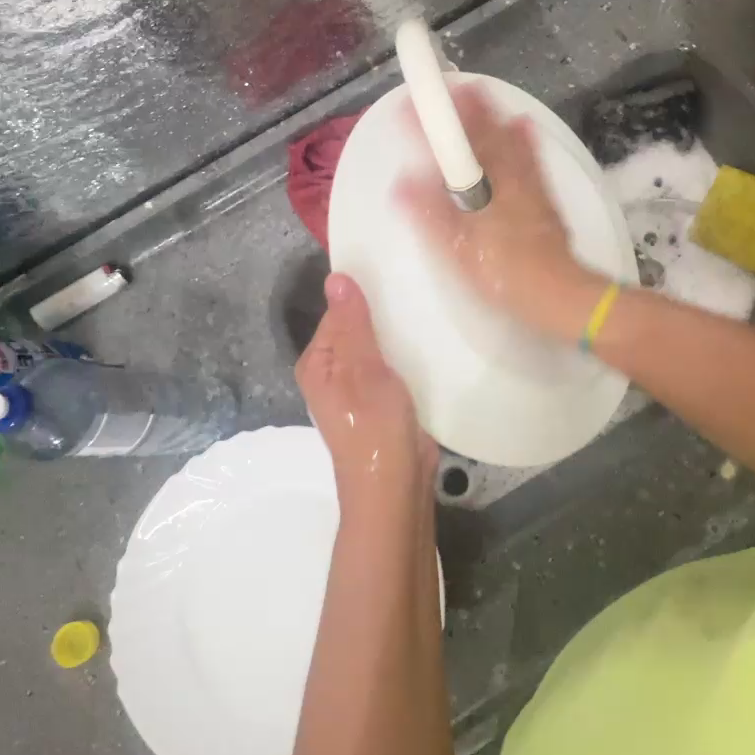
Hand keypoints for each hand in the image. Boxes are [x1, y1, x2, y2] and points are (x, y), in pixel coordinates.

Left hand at [297, 274, 436, 491]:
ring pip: (383, 347)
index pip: (339, 314)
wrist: (396, 484)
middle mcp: (335, 374)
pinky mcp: (388, 401)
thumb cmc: (373, 425)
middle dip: (387, 311)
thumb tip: (336, 278)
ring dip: (403, 333)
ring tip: (433, 305)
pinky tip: (435, 340)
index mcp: (319, 364)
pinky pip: (398, 366)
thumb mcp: (362, 369)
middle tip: (421, 283)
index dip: (365, 294)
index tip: (397, 271)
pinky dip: (412, 354)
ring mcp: (362, 389)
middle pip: (361, 329)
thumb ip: (352, 324)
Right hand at [394, 85, 607, 341]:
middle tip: (448, 87)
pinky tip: (525, 126)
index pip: (456, 142)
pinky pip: (531, 157)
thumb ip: (430, 214)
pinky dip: (524, 138)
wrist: (560, 295)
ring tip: (477, 94)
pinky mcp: (544, 199)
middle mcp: (511, 176)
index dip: (435, 119)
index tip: (415, 99)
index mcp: (487, 185)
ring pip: (509, 140)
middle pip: (485, 132)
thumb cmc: (507, 275)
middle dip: (464, 107)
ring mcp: (531, 186)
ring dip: (491, 116)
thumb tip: (401, 182)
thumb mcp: (458, 251)